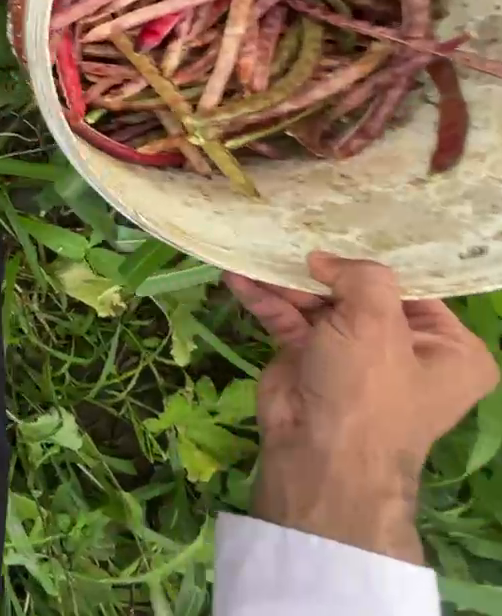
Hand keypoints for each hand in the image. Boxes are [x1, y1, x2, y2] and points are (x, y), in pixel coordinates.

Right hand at [226, 253, 497, 562]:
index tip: (333, 236)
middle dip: (315, 273)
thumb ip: (361, 280)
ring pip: (315, 305)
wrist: (322, 448)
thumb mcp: (377, 327)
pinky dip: (263, 300)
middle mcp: (403, 349)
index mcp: (448, 348)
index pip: (411, 291)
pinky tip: (237, 280)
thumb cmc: (368, 390)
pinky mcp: (307, 356)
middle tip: (281, 248)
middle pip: (355, 294)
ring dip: (281, 284)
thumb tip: (324, 259)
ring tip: (249, 259)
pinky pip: (287, 319)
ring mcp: (351, 353)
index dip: (372, 265)